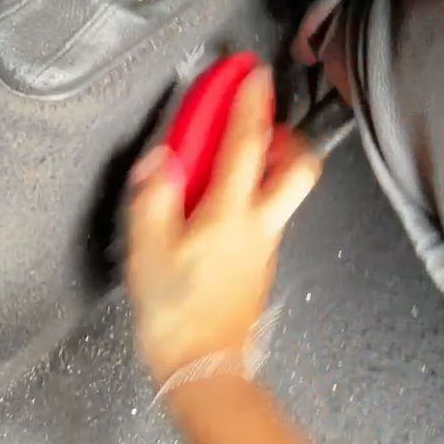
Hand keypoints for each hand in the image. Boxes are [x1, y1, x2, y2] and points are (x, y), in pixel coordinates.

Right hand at [125, 67, 323, 386]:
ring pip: (280, 197)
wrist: (202, 367)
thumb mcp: (148, 251)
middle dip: (284, 137)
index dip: (248, 102)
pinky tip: (215, 222)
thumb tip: (158, 162)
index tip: (250, 76)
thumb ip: (153, 198)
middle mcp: (257, 228)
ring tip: (231, 171)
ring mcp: (262, 251)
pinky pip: (261, 226)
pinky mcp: (256, 273)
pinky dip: (246, 208)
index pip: (246, 143)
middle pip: (296, 167)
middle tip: (261, 128)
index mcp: (229, 214)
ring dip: (264, 172)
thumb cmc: (178, 315)